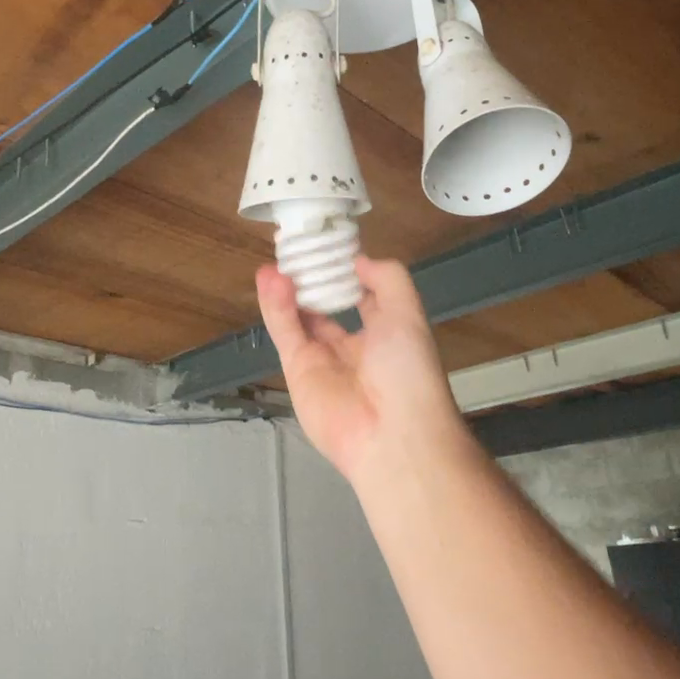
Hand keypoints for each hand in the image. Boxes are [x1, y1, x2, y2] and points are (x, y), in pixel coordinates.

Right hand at [255, 255, 472, 483]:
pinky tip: (271, 278)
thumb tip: (359, 259)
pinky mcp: (297, 370)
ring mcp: (322, 359)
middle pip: (325, 306)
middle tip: (297, 249)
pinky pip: (285, 331)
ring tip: (277, 259)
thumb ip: (388, 279)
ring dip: (288, 288)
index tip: (331, 244)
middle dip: (311, 280)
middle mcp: (353, 346)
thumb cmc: (408, 370)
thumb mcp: (408, 314)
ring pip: (299, 316)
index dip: (347, 272)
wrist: (393, 434)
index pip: (362, 296)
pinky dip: (276, 305)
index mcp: (385, 334)